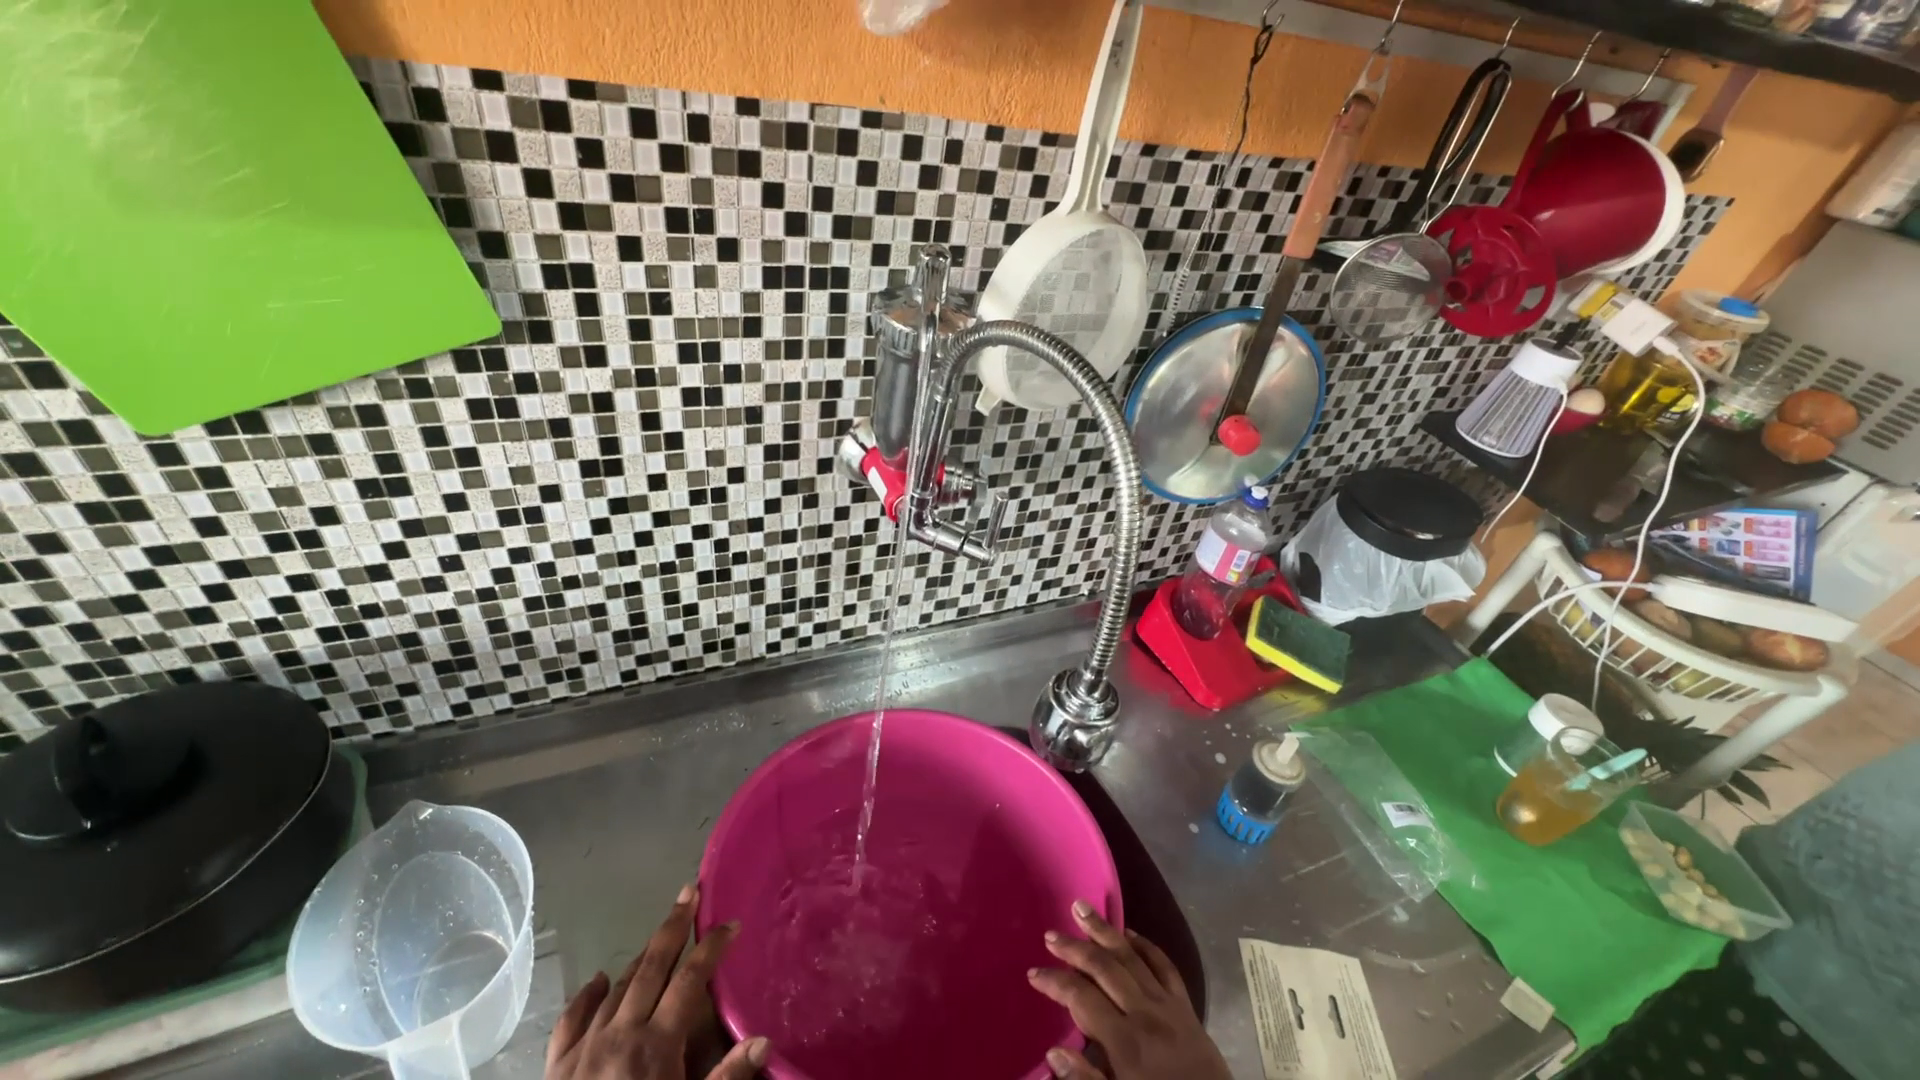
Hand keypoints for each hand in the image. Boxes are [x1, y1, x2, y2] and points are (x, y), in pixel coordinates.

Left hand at [545, 884, 768, 1079]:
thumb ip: (726, 1078)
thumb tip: (764, 1039)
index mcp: (656, 1045)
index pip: (689, 980)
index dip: (711, 947)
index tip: (731, 923)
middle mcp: (620, 1034)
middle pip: (650, 967)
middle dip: (673, 927)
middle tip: (689, 891)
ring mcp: (584, 1049)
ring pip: (615, 988)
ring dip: (640, 958)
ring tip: (660, 937)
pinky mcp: (556, 1070)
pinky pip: (571, 1021)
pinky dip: (586, 996)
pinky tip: (597, 980)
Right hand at [1027, 900, 1229, 1079]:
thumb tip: (1053, 1050)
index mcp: (1125, 1043)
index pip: (1081, 998)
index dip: (1055, 982)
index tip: (1033, 973)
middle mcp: (1145, 1014)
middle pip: (1105, 968)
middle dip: (1075, 948)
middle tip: (1051, 934)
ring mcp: (1169, 1006)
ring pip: (1132, 958)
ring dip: (1105, 932)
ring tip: (1083, 910)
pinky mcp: (1187, 1007)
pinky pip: (1165, 967)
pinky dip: (1146, 947)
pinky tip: (1130, 933)